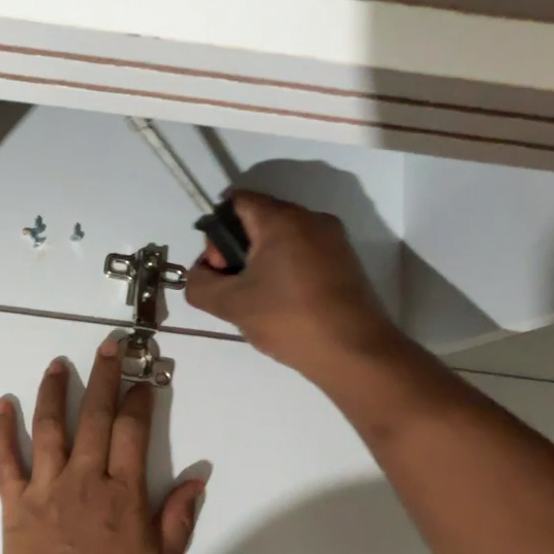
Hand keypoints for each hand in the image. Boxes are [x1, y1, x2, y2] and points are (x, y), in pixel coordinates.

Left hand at [0, 337, 204, 553]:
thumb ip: (178, 517)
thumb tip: (198, 477)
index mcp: (123, 494)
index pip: (133, 432)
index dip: (139, 401)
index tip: (143, 379)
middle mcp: (84, 480)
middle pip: (95, 417)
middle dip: (104, 377)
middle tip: (107, 346)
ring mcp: (45, 488)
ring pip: (49, 428)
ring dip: (54, 391)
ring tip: (57, 364)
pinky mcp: (14, 502)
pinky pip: (5, 460)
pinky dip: (2, 431)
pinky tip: (3, 405)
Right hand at [183, 191, 400, 376]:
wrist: (354, 352)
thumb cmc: (288, 319)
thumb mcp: (229, 304)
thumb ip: (199, 284)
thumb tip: (201, 274)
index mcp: (282, 221)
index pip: (238, 201)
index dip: (216, 228)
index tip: (215, 264)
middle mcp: (311, 220)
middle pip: (259, 218)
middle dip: (235, 248)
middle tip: (232, 286)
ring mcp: (333, 240)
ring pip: (280, 238)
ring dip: (258, 262)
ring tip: (255, 299)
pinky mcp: (344, 261)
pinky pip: (301, 252)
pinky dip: (282, 269)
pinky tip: (280, 303)